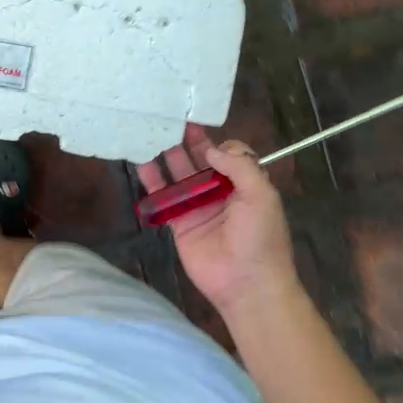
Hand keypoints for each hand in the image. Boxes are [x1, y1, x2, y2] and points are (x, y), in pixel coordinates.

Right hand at [138, 127, 299, 318]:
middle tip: (169, 118)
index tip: (200, 126)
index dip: (216, 141)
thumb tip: (210, 149)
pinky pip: (163, 197)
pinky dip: (152, 180)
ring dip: (167, 156)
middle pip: (201, 159)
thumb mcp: (261, 196)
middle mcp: (221, 191)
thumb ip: (239, 166)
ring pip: (179, 174)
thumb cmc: (259, 237)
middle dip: (188, 141)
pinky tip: (141, 162)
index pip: (230, 153)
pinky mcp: (178, 222)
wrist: (246, 284)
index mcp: (245, 184)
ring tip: (151, 134)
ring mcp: (198, 206)